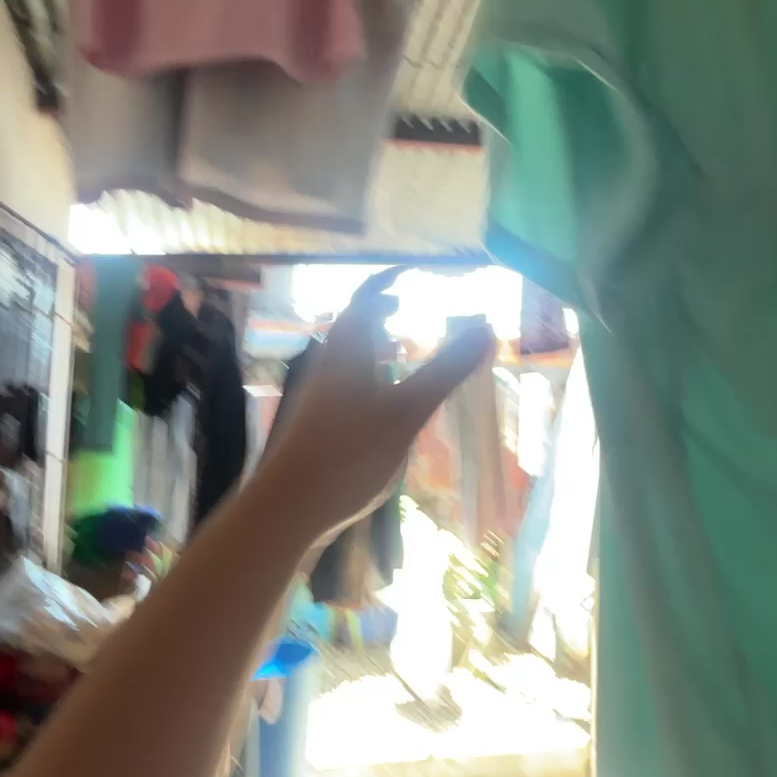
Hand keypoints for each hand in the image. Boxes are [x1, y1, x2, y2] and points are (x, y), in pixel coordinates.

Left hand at [251, 267, 493, 543]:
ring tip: (397, 348)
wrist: (289, 504)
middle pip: (351, 323)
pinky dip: (365, 371)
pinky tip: (378, 400)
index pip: (366, 298)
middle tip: (406, 306)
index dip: (387, 280)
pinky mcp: (314, 420)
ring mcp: (317, 392)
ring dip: (371, 341)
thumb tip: (487, 326)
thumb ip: (447, 369)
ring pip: (345, 353)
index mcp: (348, 350)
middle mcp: (328, 363)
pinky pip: (343, 379)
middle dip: (378, 310)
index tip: (411, 272)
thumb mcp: (407, 411)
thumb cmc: (349, 452)